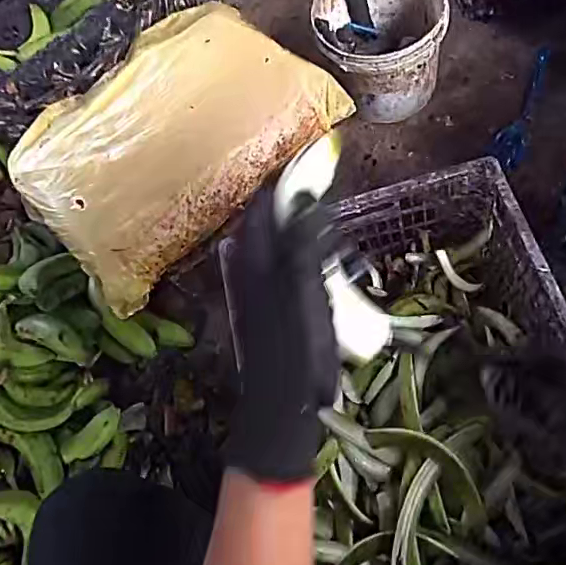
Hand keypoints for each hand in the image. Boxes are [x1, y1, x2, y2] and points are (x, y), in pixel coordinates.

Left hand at [226, 188, 338, 483]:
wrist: (281, 404)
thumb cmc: (299, 349)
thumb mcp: (308, 292)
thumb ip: (304, 244)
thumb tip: (305, 200)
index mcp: (256, 261)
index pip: (265, 206)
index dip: (286, 181)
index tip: (312, 159)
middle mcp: (245, 269)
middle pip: (263, 221)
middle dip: (289, 201)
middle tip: (319, 189)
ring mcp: (249, 290)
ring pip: (267, 243)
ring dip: (290, 226)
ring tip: (320, 220)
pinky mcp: (258, 308)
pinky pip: (272, 265)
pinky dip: (291, 252)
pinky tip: (310, 260)